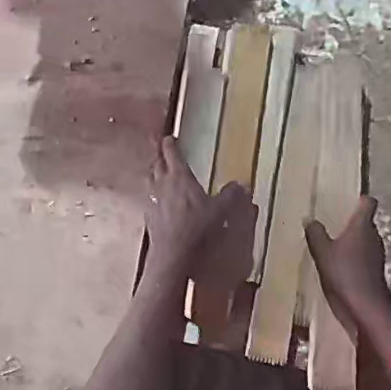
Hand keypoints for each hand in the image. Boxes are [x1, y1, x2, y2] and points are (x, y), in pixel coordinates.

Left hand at [146, 137, 249, 282]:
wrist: (172, 252)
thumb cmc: (196, 227)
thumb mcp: (219, 210)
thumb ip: (231, 195)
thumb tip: (242, 184)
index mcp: (179, 176)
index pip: (171, 152)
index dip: (170, 143)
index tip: (170, 138)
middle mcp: (161, 183)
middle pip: (157, 163)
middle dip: (162, 157)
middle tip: (167, 155)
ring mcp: (152, 199)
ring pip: (151, 179)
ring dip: (156, 174)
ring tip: (164, 176)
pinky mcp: (148, 215)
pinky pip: (150, 198)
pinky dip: (156, 195)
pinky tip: (162, 202)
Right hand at [305, 196, 390, 329]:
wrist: (365, 307)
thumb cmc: (343, 274)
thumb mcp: (321, 252)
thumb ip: (315, 234)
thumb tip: (310, 219)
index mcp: (362, 226)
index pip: (368, 203)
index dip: (360, 199)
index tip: (349, 200)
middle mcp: (374, 237)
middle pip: (366, 222)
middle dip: (352, 223)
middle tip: (334, 225)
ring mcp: (378, 255)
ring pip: (366, 240)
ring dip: (353, 242)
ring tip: (334, 246)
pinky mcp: (377, 271)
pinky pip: (365, 257)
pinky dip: (355, 258)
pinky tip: (340, 267)